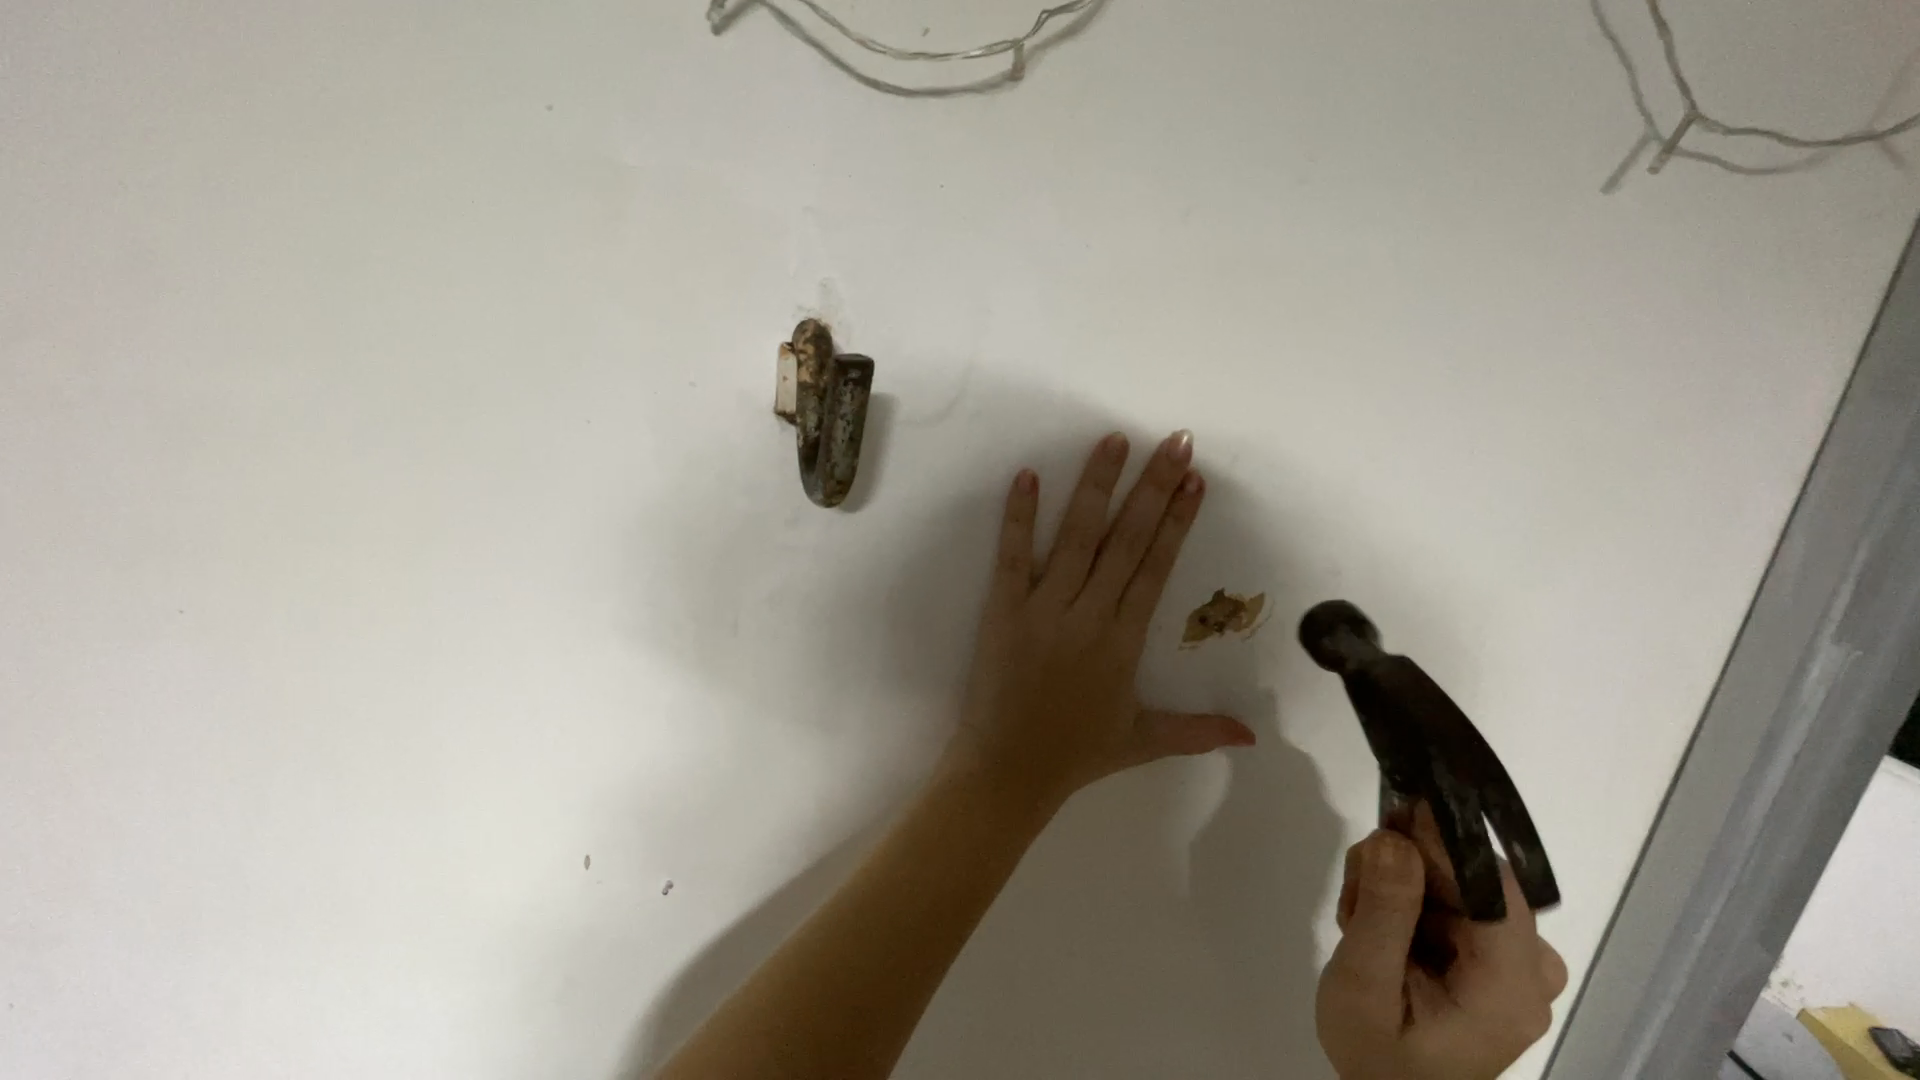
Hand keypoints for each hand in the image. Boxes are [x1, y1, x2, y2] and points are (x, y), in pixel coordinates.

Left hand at [940, 431, 1256, 810]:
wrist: (1009, 769)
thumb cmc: (1076, 753)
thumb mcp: (1143, 740)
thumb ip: (1197, 730)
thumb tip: (1252, 738)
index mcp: (1125, 639)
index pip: (1157, 567)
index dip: (1177, 520)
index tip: (1195, 479)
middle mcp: (1090, 613)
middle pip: (1126, 540)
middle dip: (1152, 487)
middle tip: (1174, 441)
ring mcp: (1044, 608)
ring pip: (1075, 537)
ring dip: (1096, 487)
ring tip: (1112, 440)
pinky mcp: (1003, 609)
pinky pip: (1012, 556)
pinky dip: (1018, 516)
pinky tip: (1028, 476)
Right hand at [1316, 814, 1569, 1079]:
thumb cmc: (1377, 1054)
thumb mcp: (1363, 984)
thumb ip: (1384, 911)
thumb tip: (1396, 838)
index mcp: (1508, 984)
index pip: (1492, 884)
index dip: (1443, 844)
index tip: (1389, 820)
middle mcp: (1529, 970)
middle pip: (1471, 878)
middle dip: (1405, 869)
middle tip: (1354, 897)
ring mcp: (1514, 966)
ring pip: (1456, 884)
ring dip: (1398, 885)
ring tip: (1359, 922)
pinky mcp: (1495, 964)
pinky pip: (1455, 903)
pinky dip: (1409, 901)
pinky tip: (1378, 927)